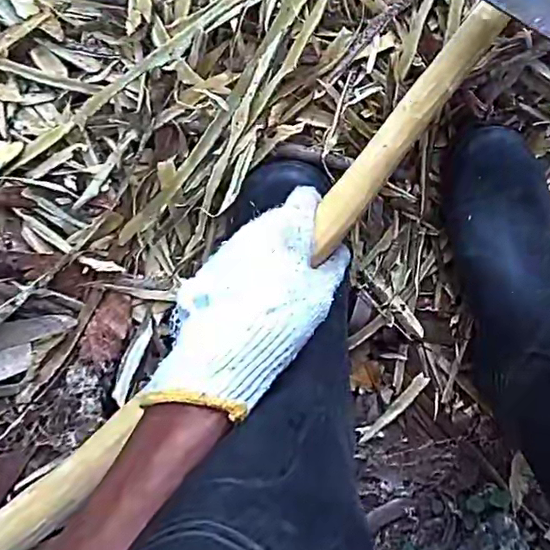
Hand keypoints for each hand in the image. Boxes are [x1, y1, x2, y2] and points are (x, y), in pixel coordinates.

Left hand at [137, 186, 348, 420]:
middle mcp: (256, 226)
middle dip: (294, 238)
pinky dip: (247, 272)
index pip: (306, 196)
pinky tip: (253, 302)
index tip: (324, 230)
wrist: (222, 353)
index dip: (318, 211)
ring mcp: (230, 245)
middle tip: (306, 270)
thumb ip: (333, 267)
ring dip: (270, 256)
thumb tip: (338, 253)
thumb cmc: (280, 319)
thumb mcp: (321, 296)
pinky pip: (238, 259)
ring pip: (258, 240)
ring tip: (278, 292)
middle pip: (281, 219)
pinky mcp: (210, 266)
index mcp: (288, 225)